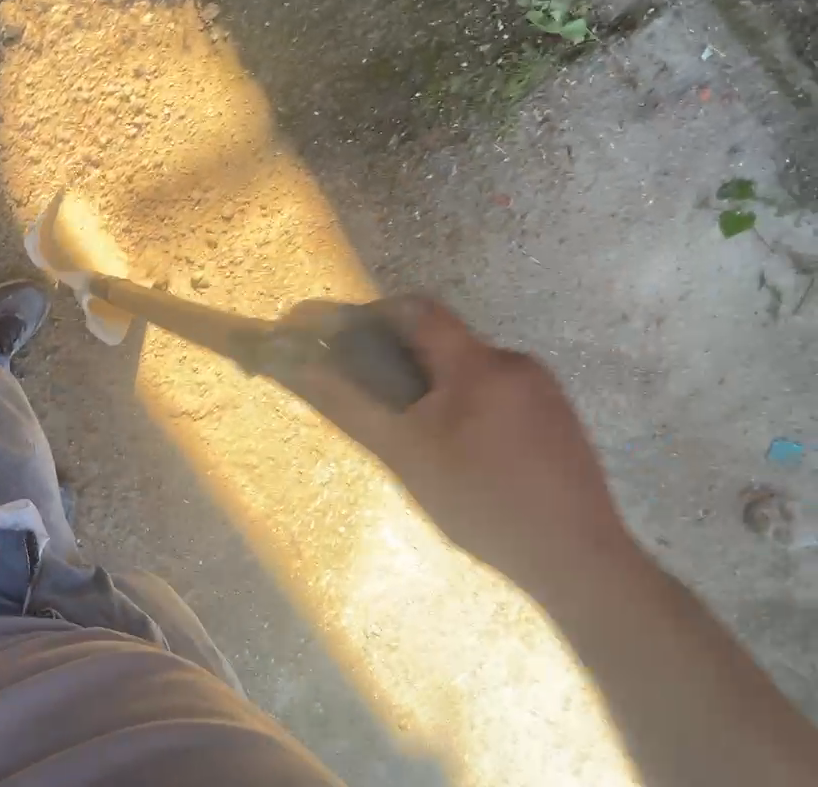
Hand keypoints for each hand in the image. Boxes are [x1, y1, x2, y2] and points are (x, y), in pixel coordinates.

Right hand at [288, 297, 639, 599]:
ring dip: (426, 381)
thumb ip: (345, 402)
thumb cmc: (480, 501)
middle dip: (393, 356)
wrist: (579, 564)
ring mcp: (543, 391)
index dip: (369, 315)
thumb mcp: (400, 452)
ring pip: (464, 366)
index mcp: (480, 364)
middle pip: (439, 338)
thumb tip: (294, 367)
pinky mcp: (555, 417)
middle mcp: (516, 363)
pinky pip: (491, 389)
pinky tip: (446, 443)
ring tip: (402, 424)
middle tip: (362, 390)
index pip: (416, 310)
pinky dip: (458, 400)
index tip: (335, 340)